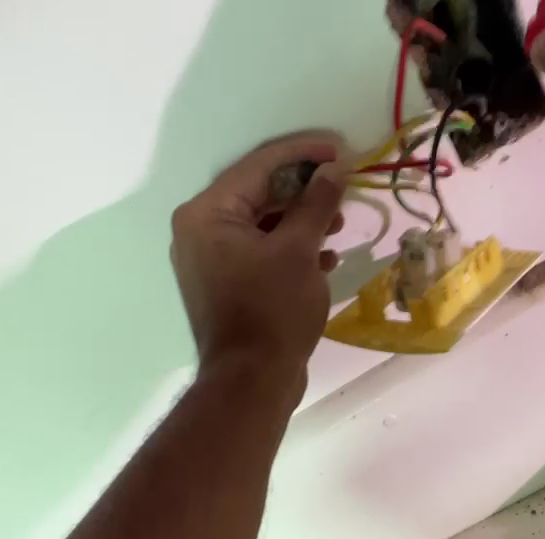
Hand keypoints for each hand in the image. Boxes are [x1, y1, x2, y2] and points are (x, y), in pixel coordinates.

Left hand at [171, 132, 348, 389]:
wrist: (253, 381)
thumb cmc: (273, 311)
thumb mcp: (300, 251)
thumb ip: (316, 204)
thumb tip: (335, 168)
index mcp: (207, 213)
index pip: (259, 166)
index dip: (303, 154)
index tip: (341, 150)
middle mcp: (201, 231)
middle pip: (259, 194)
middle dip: (305, 191)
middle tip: (344, 189)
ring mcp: (212, 263)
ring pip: (263, 226)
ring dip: (303, 223)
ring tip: (340, 224)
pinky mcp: (229, 288)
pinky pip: (262, 255)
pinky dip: (292, 252)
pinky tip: (325, 259)